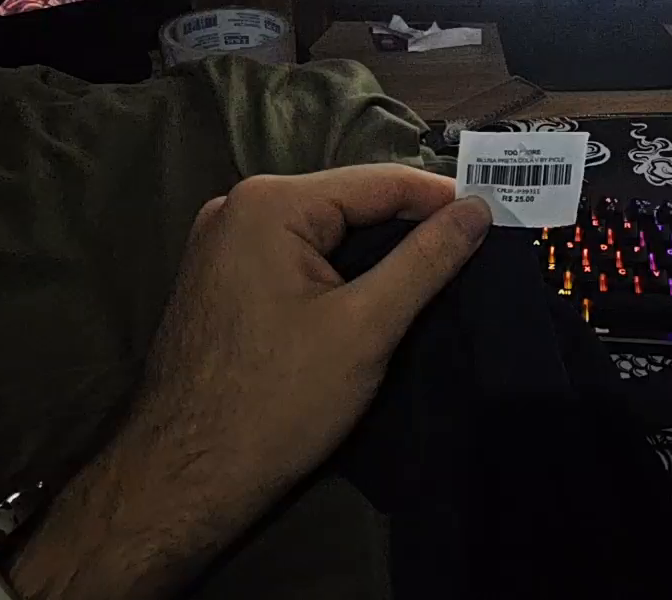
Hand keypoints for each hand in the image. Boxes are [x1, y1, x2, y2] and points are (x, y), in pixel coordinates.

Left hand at [7, 165, 491, 599]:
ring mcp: (226, 240)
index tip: (492, 214)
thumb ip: (427, 258)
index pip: (378, 182)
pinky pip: (302, 251)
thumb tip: (478, 208)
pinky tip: (381, 282)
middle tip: (471, 242)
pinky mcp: (226, 274)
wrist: (179, 488)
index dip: (440, 197)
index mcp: (271, 203)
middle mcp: (241, 205)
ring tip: (439, 261)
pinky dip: (345, 264)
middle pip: (351, 200)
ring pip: (329, 227)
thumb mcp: (367, 326)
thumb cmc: (277, 401)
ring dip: (380, 245)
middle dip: (411, 221)